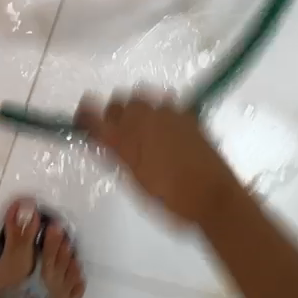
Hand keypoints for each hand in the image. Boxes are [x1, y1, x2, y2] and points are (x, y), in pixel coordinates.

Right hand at [75, 89, 239, 226]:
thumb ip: (116, 157)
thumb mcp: (135, 184)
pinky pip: (165, 101)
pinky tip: (167, 128)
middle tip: (121, 134)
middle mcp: (141, 120)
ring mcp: (165, 113)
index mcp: (123, 140)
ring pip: (140, 97)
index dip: (85, 115)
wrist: (214, 198)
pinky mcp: (186, 113)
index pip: (92, 116)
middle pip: (117, 102)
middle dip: (115, 115)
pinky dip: (160, 110)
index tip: (83, 122)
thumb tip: (100, 140)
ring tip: (145, 129)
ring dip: (137, 109)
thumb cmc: (171, 200)